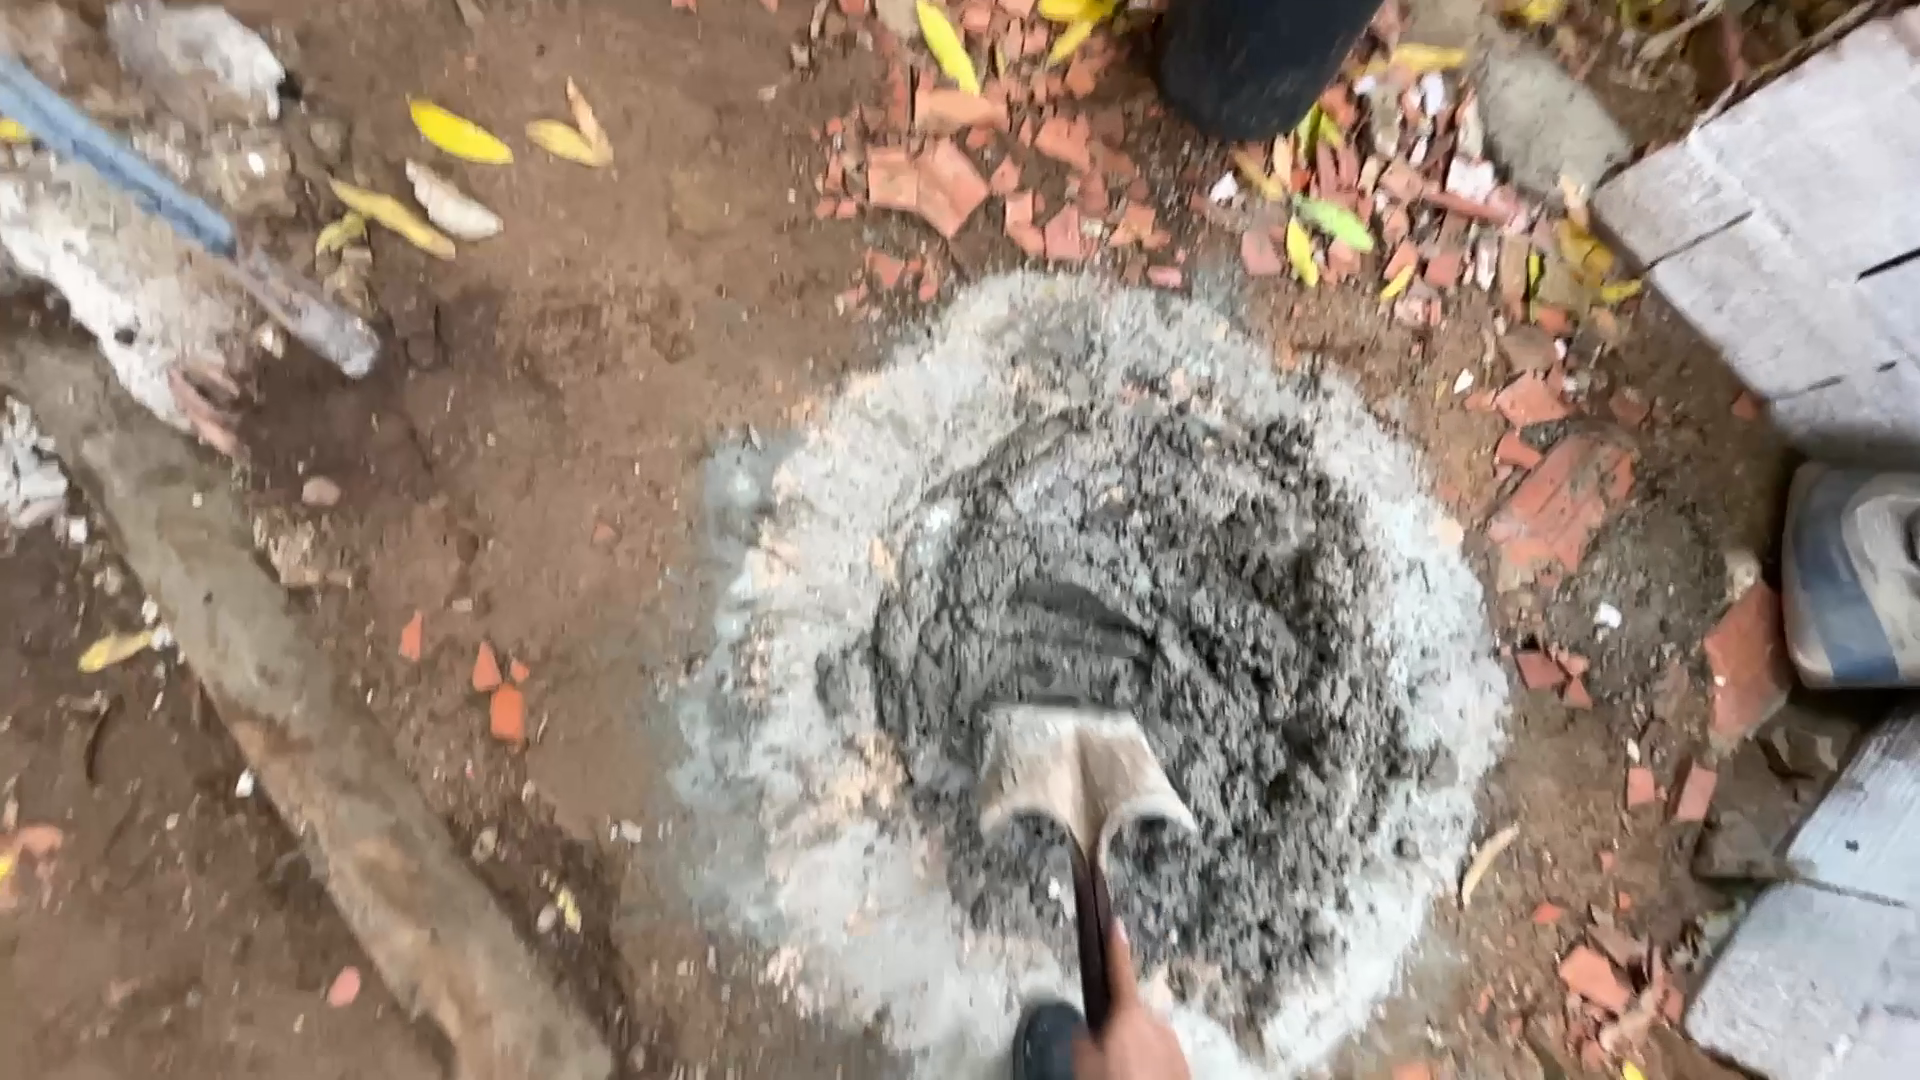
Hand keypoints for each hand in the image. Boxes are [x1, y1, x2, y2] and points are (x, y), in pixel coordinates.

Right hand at [1072, 922, 1190, 1079]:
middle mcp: (1155, 1022)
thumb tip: (1091, 1033)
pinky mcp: (1186, 1068)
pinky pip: (1161, 1060)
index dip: (1115, 945)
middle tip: (1107, 1058)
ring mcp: (1174, 1046)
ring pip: (1147, 1041)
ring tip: (1124, 1076)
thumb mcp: (1083, 1065)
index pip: (1118, 970)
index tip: (1116, 921)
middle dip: (1120, 1030)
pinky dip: (1150, 1069)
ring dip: (1136, 1053)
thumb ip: (1084, 1040)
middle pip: (1130, 1016)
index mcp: (1128, 1014)